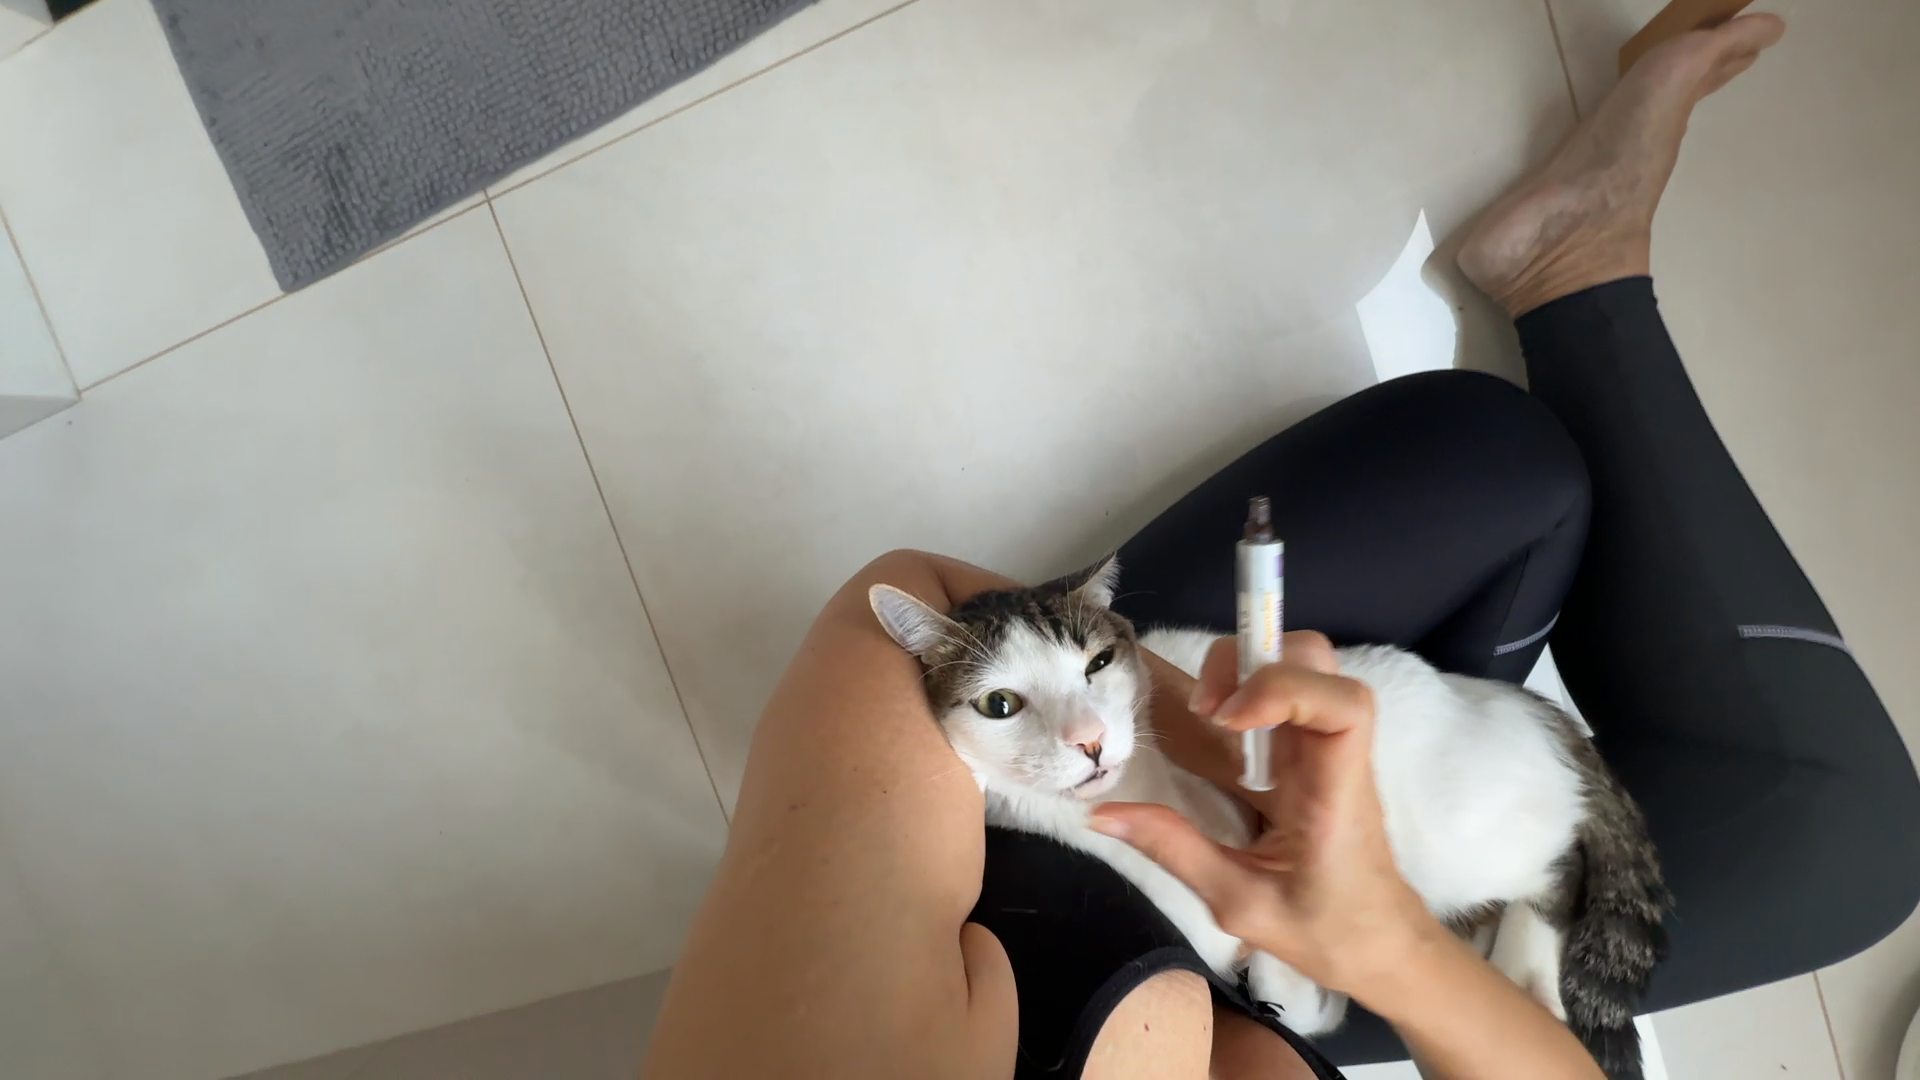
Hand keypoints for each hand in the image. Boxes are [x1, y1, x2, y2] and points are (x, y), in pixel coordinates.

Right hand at [1093, 637, 1437, 997]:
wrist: (1383, 944)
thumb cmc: (1325, 930)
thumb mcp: (1238, 903)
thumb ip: (1173, 850)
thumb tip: (1100, 813)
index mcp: (1335, 790)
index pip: (1343, 706)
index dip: (1282, 688)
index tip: (1226, 720)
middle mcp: (1336, 751)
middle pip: (1317, 661)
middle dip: (1253, 658)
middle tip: (1207, 707)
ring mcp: (1324, 740)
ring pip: (1302, 660)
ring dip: (1246, 664)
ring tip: (1207, 711)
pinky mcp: (1310, 742)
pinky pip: (1286, 684)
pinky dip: (1246, 681)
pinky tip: (1219, 719)